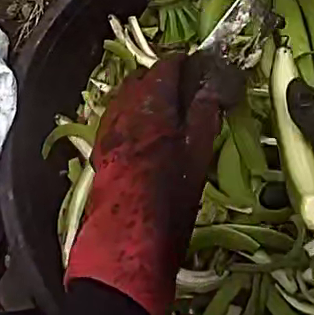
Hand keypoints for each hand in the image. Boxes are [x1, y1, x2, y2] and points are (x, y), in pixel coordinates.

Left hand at [65, 50, 241, 314]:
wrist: (123, 253)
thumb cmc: (168, 206)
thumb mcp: (197, 158)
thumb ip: (204, 116)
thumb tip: (212, 86)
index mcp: (150, 108)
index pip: (165, 66)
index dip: (183, 61)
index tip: (200, 66)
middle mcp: (123, 112)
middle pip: (143, 78)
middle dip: (165, 76)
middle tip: (190, 88)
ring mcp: (107, 131)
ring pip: (128, 97)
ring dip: (149, 95)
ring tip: (173, 109)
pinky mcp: (101, 151)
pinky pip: (119, 117)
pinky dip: (135, 114)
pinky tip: (151, 132)